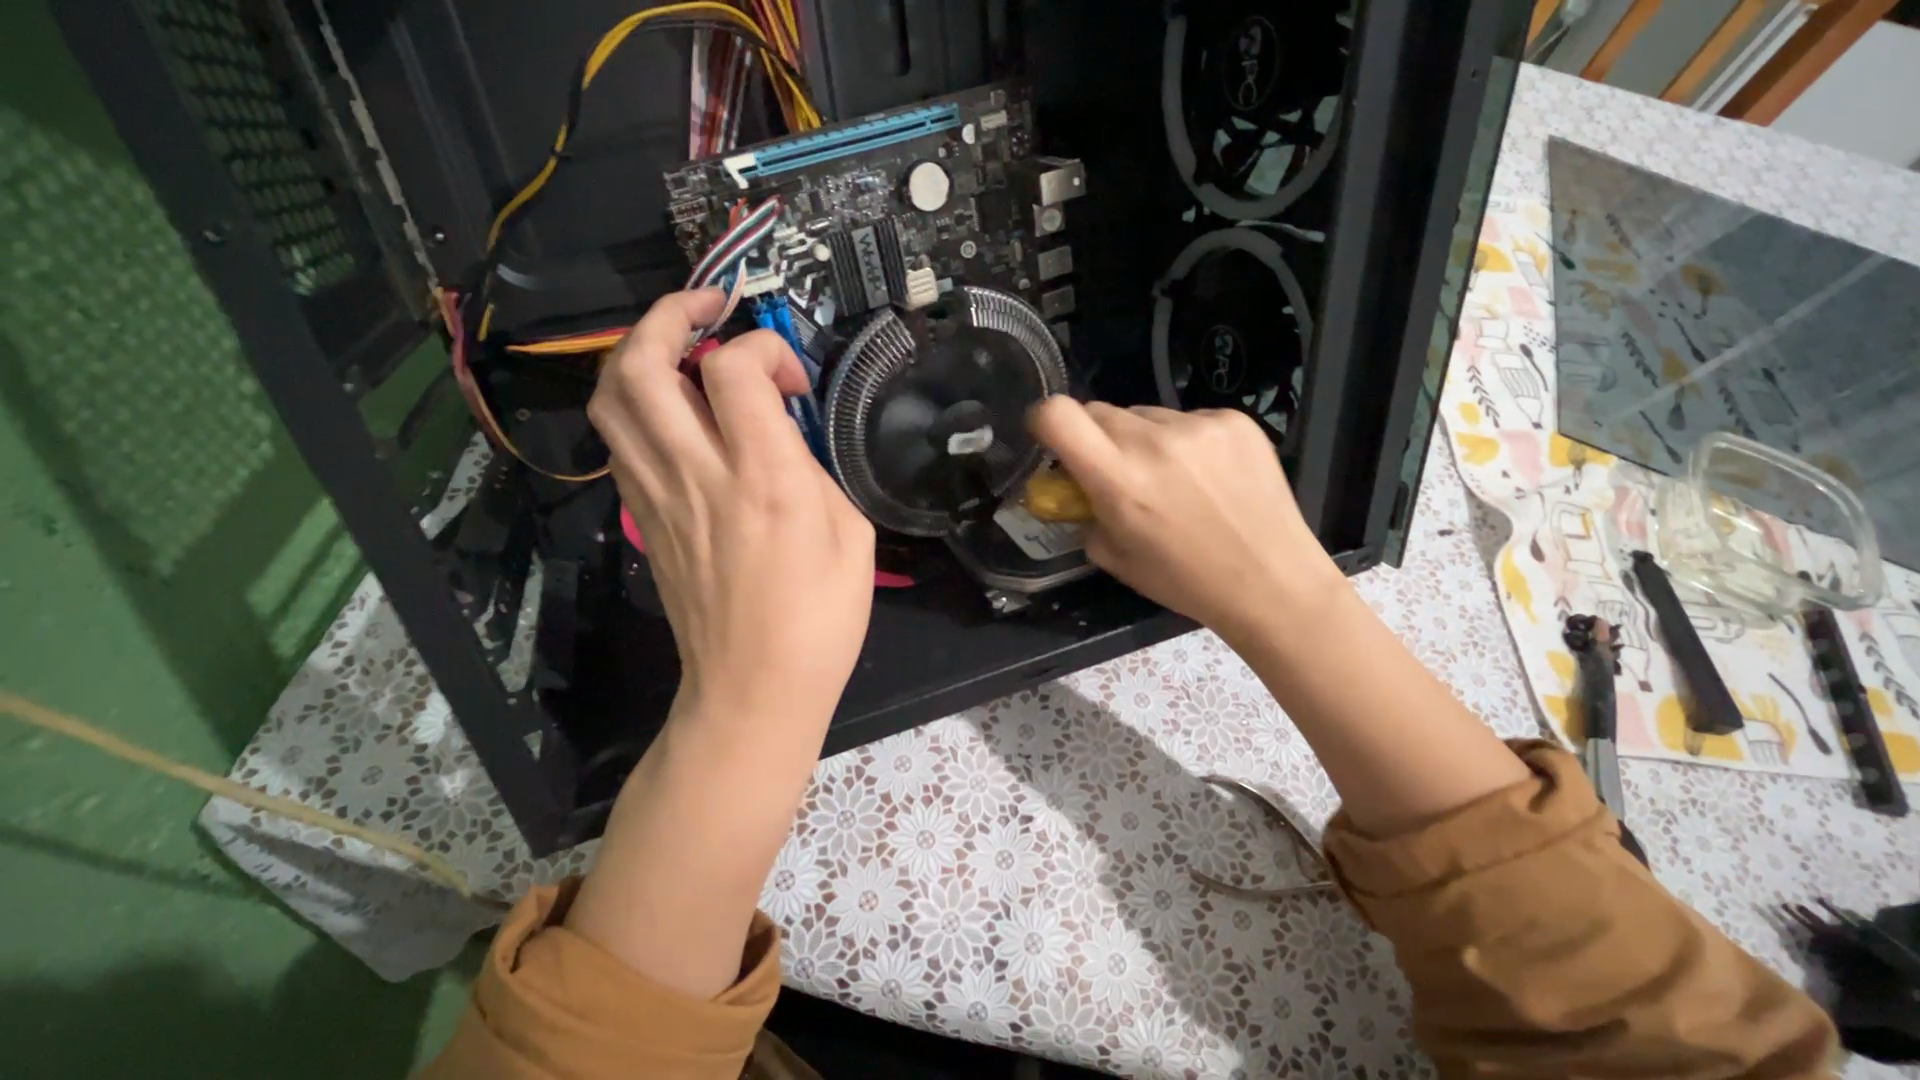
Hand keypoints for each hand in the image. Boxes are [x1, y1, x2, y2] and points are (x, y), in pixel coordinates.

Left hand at [589, 290, 875, 727]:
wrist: (752, 688)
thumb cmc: (820, 620)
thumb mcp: (851, 536)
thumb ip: (816, 470)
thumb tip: (784, 437)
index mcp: (764, 478)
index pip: (730, 367)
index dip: (761, 347)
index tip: (792, 380)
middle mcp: (698, 474)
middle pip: (642, 364)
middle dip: (669, 315)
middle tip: (707, 309)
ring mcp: (658, 496)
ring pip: (613, 398)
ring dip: (637, 353)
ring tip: (675, 345)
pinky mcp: (643, 518)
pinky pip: (619, 440)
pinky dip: (635, 405)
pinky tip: (670, 411)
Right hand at [1028, 398, 1342, 643]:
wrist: (1272, 581)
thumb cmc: (1186, 581)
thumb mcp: (1115, 558)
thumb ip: (1083, 513)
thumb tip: (1074, 486)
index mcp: (1119, 479)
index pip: (1058, 414)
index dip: (1044, 419)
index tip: (1049, 436)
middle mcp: (1154, 441)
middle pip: (1099, 410)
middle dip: (1097, 438)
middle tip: (1117, 472)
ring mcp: (1199, 426)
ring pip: (1146, 415)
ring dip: (1144, 439)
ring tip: (1174, 480)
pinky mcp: (1235, 420)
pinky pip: (1189, 418)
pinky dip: (1187, 441)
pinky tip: (1209, 476)